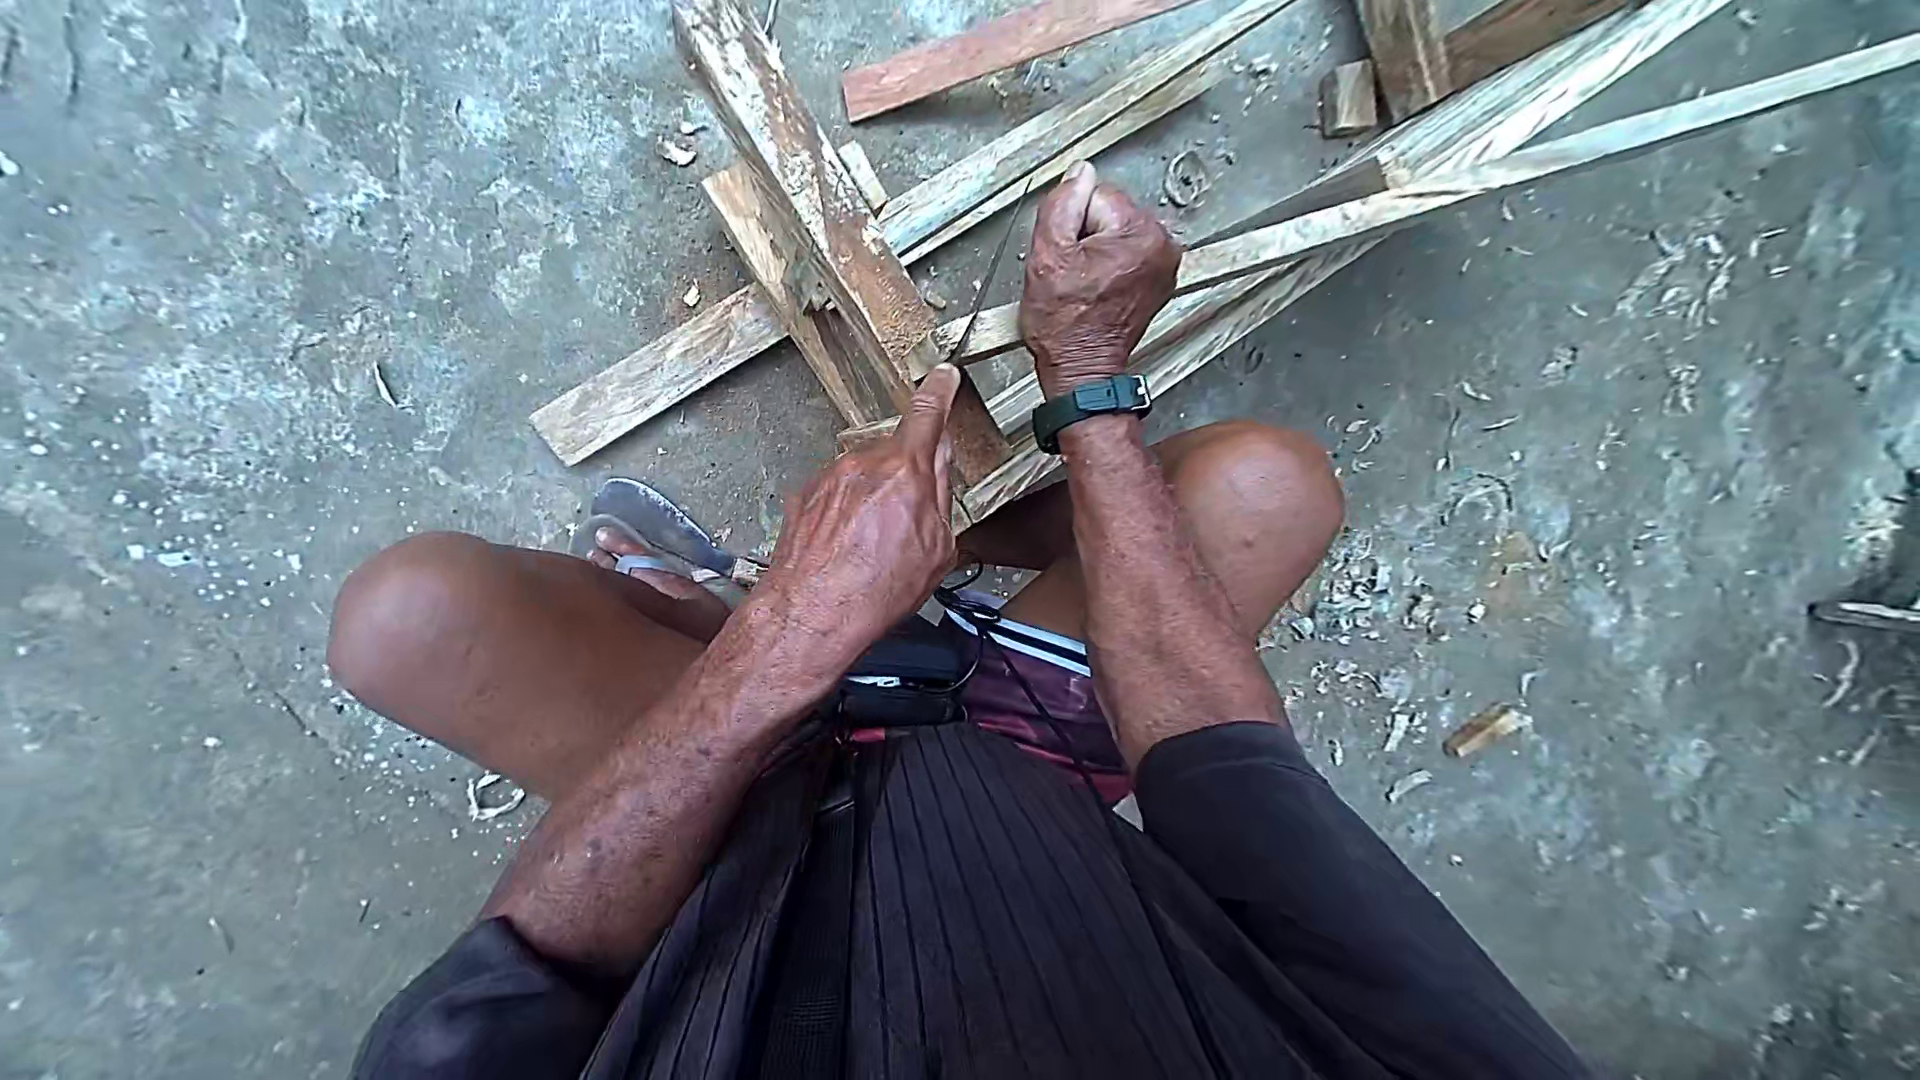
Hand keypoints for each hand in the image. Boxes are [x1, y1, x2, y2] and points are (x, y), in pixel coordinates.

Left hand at [752, 365, 961, 675]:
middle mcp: (864, 464)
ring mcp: (831, 477)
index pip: (928, 415)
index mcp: (905, 471)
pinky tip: (849, 547)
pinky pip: (839, 493)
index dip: (939, 391)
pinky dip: (847, 514)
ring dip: (875, 502)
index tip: (943, 377)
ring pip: (866, 477)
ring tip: (874, 548)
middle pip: (897, 457)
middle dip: (907, 480)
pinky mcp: (807, 493)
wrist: (812, 612)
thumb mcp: (937, 549)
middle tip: (909, 524)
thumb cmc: (874, 589)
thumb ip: (940, 494)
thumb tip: (939, 465)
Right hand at [1019, 161, 1181, 399]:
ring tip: (1086, 289)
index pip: (1094, 196)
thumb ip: (1061, 204)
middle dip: (1085, 241)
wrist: (1080, 370)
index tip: (1067, 262)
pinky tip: (1098, 294)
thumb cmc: (1065, 328)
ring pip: (1115, 236)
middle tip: (1074, 278)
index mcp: (1140, 233)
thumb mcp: (1046, 258)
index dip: (1070, 228)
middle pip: (1108, 215)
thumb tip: (1077, 174)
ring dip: (1096, 257)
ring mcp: (1163, 267)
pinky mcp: (1157, 283)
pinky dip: (1109, 271)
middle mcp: (1162, 246)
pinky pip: (1125, 258)